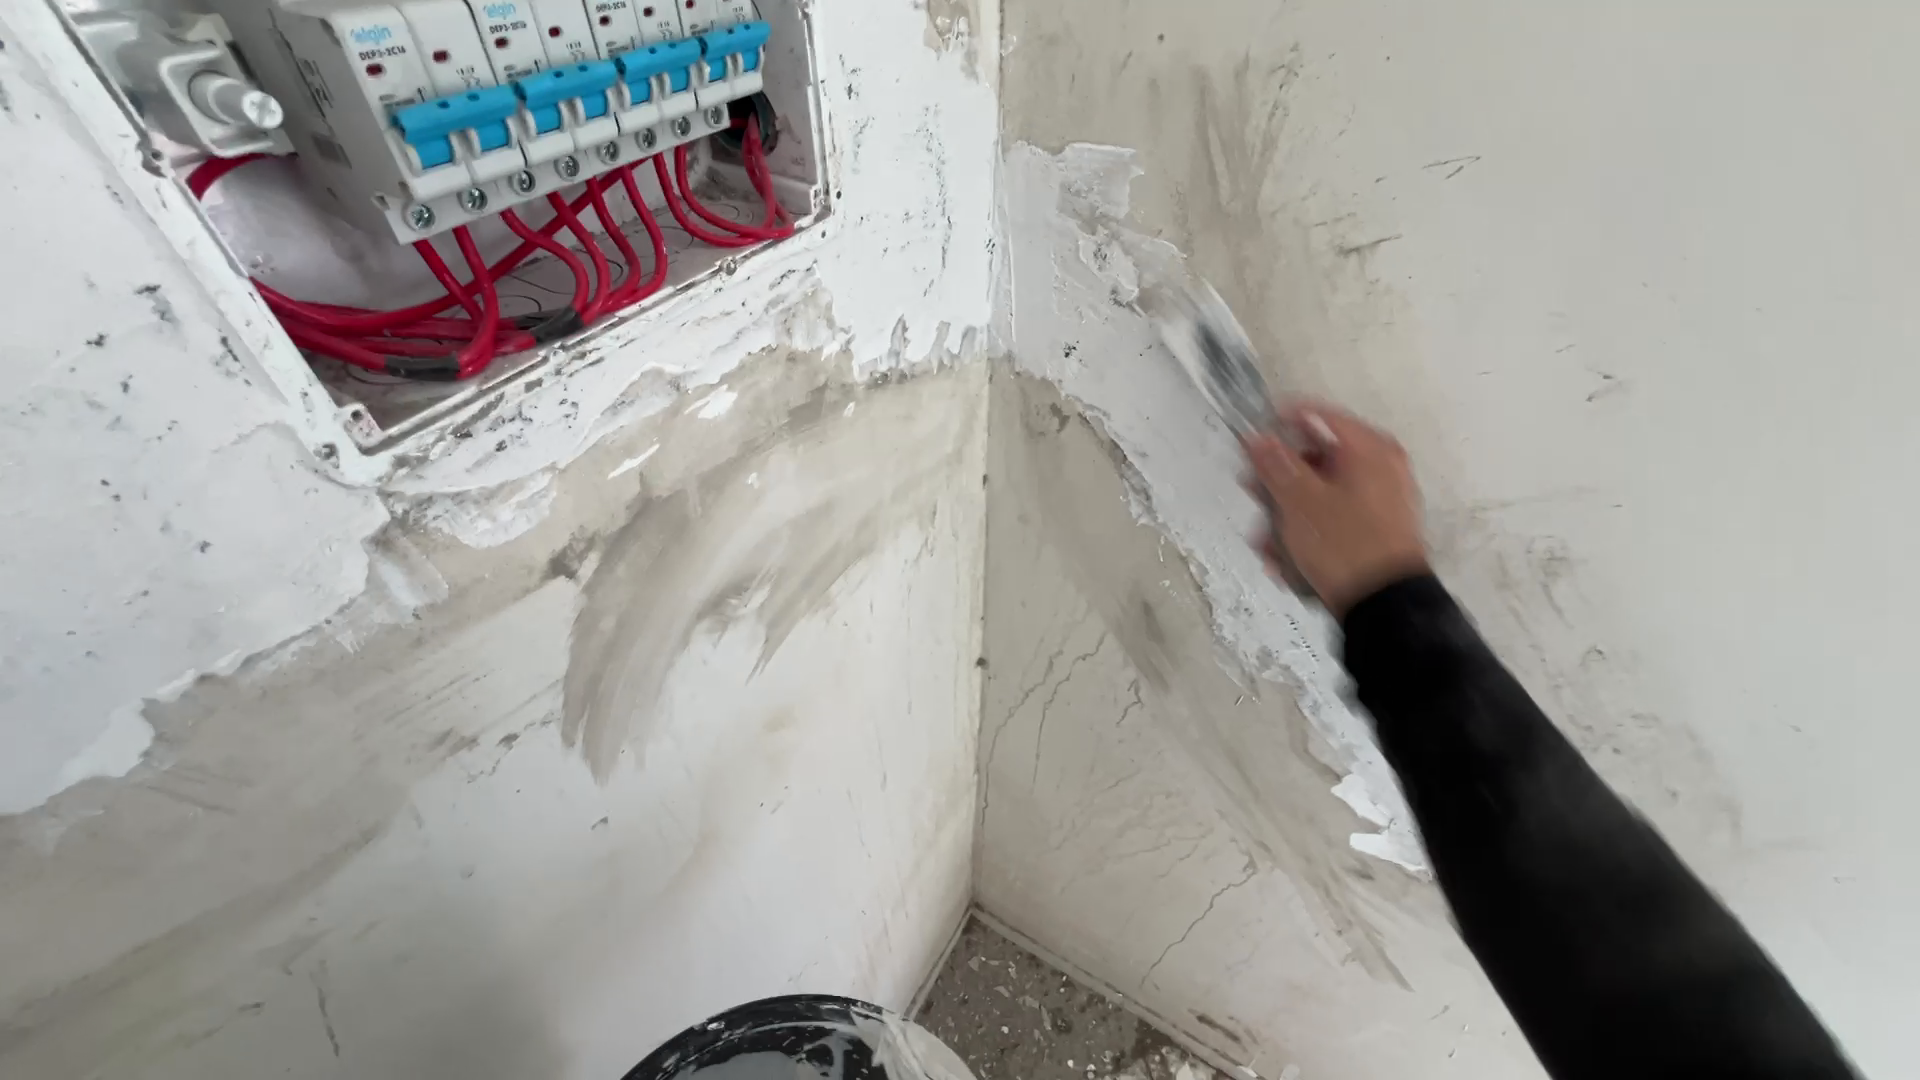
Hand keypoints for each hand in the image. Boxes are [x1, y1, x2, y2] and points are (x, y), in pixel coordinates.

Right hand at [1246, 402, 1430, 618]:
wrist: (1384, 604)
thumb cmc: (1344, 544)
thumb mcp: (1299, 501)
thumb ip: (1275, 464)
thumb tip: (1256, 437)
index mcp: (1368, 449)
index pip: (1315, 416)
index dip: (1277, 425)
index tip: (1250, 443)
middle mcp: (1380, 467)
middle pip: (1315, 458)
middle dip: (1277, 480)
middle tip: (1252, 493)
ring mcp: (1379, 499)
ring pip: (1318, 491)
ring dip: (1285, 512)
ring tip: (1264, 540)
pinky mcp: (1373, 528)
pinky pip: (1330, 517)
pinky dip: (1305, 530)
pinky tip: (1284, 556)